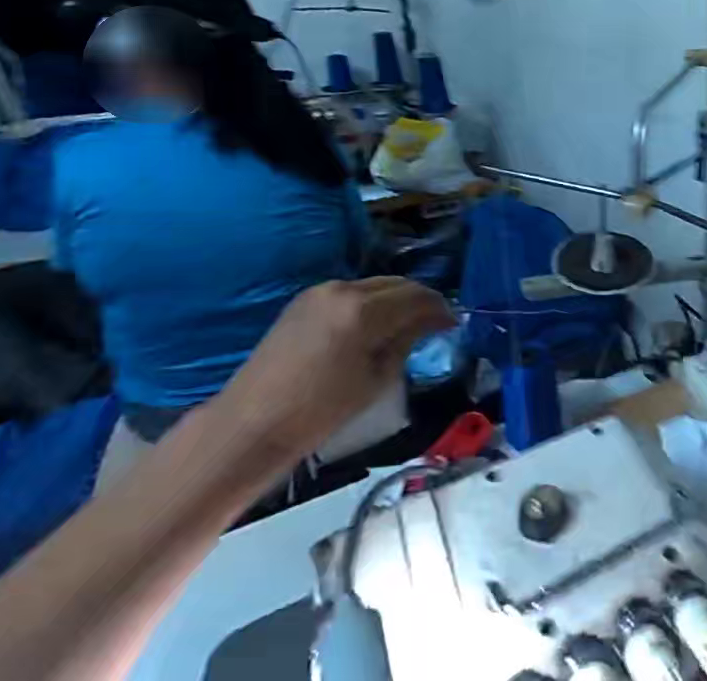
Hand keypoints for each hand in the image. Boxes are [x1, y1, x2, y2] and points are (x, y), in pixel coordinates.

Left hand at [207, 277, 454, 457]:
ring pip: (373, 285)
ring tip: (407, 325)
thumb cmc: (320, 412)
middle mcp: (343, 289)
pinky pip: (350, 292)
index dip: (439, 309)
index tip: (453, 323)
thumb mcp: (376, 380)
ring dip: (395, 299)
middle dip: (419, 300)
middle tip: (435, 323)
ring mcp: (320, 291)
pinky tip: (375, 324)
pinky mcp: (304, 300)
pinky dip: (371, 302)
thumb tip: (430, 322)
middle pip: (396, 283)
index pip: (416, 297)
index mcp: (363, 310)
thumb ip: (406, 341)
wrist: (252, 423)